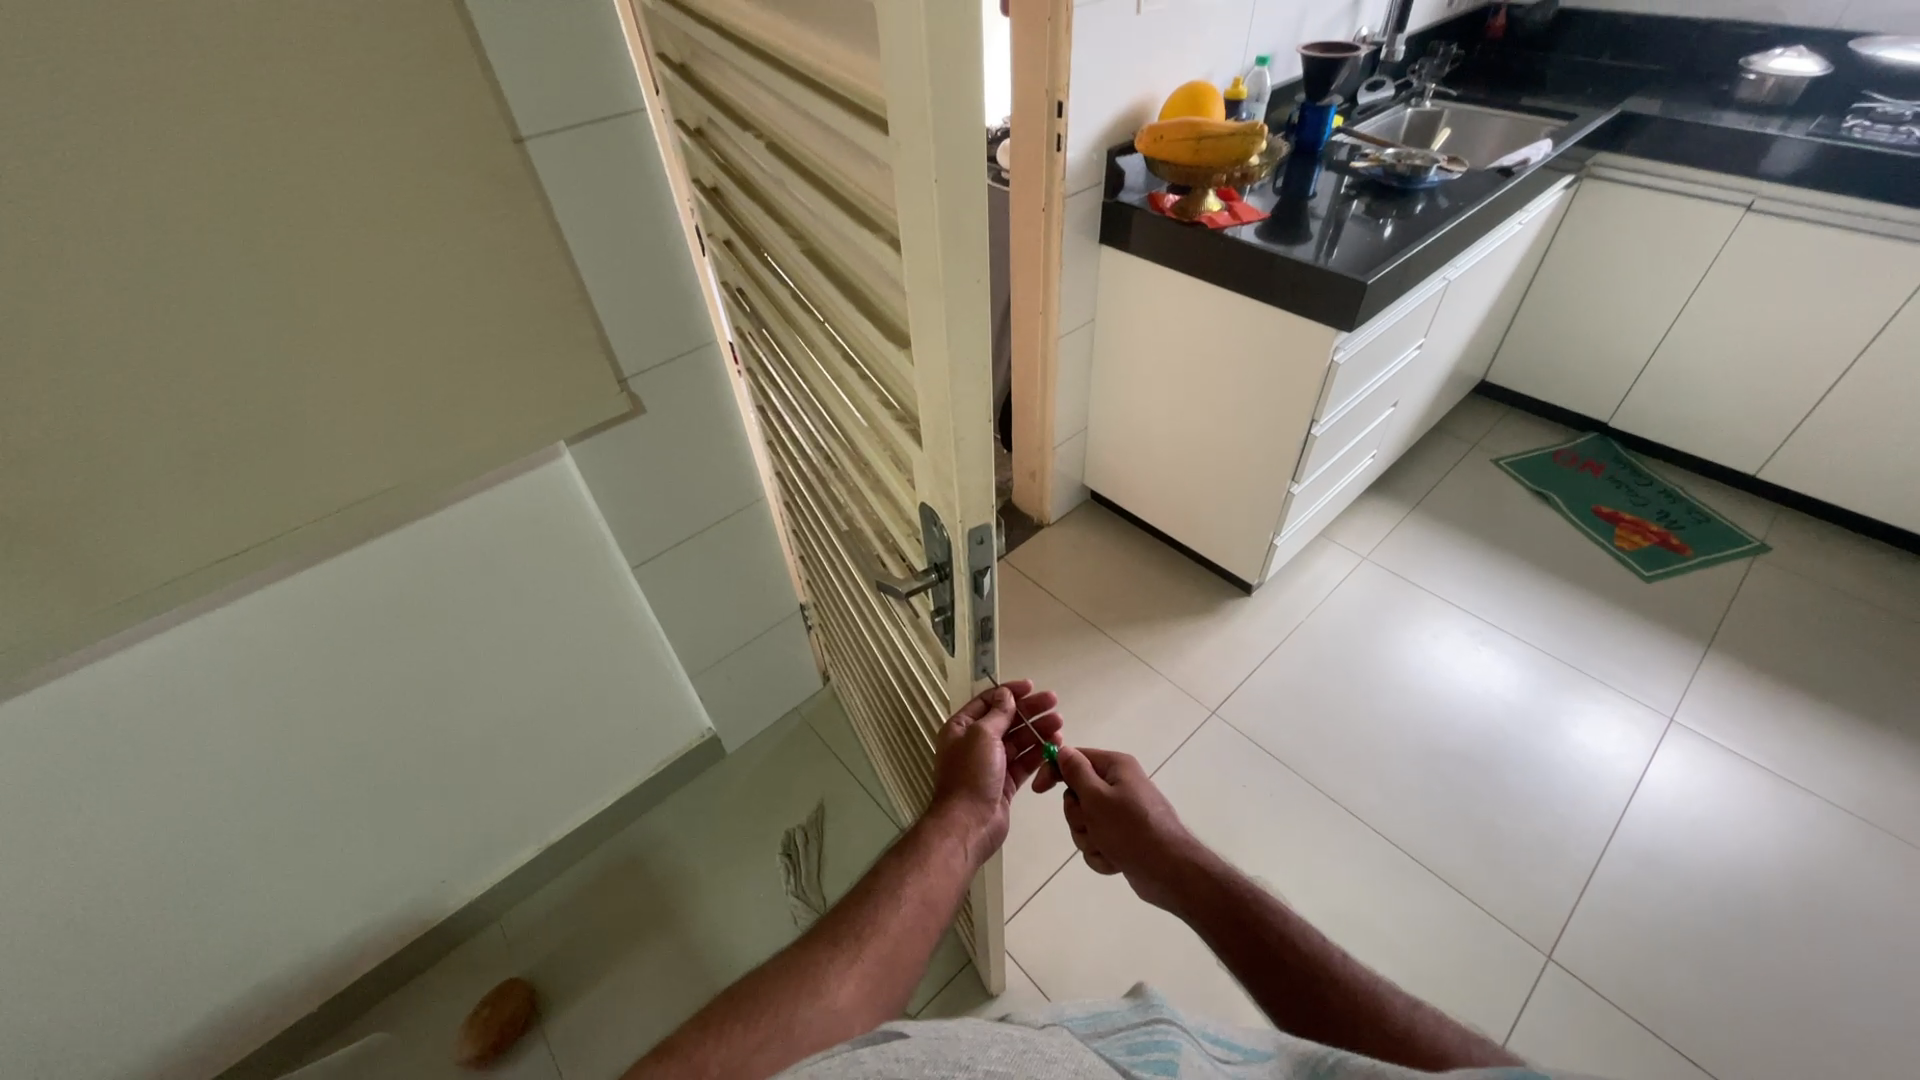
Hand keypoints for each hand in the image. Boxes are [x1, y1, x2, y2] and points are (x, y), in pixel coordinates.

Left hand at [929, 680, 1061, 864]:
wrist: (969, 823)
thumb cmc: (970, 774)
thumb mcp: (982, 735)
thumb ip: (998, 714)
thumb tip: (1006, 695)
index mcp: (961, 728)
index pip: (987, 702)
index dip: (1009, 692)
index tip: (1031, 687)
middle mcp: (975, 743)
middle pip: (1006, 720)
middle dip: (1029, 711)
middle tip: (1054, 703)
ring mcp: (991, 764)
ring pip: (1018, 741)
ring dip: (1037, 730)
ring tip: (1059, 723)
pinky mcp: (1005, 782)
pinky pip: (1024, 762)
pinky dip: (1038, 752)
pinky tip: (1055, 744)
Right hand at [1047, 745, 1207, 909]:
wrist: (1169, 873)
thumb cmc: (1131, 830)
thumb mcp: (1097, 798)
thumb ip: (1076, 773)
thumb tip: (1062, 749)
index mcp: (1116, 767)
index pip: (1075, 758)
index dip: (1054, 771)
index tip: (1039, 790)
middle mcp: (1119, 785)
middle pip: (1077, 795)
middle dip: (1079, 817)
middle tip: (1092, 825)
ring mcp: (1121, 813)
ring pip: (1084, 822)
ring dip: (1089, 838)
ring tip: (1107, 847)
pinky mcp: (1123, 838)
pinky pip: (1097, 842)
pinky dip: (1101, 854)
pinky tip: (1115, 861)